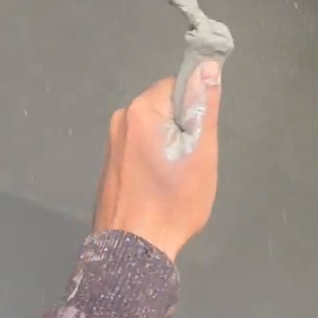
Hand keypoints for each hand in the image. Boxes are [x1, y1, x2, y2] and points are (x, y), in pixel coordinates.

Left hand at [92, 60, 223, 260]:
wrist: (133, 252)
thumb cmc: (172, 200)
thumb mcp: (200, 152)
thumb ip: (204, 106)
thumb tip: (208, 65)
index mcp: (142, 109)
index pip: (177, 87)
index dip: (193, 111)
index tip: (198, 140)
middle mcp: (121, 118)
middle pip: (163, 108)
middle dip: (180, 130)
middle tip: (190, 164)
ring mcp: (111, 143)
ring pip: (152, 130)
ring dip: (167, 147)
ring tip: (175, 180)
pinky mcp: (109, 165)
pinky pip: (138, 149)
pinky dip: (152, 161)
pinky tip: (158, 189)